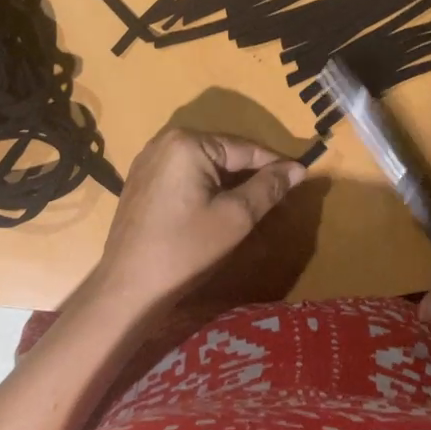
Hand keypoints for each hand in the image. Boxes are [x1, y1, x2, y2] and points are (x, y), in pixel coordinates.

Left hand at [95, 128, 305, 309]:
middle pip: (224, 153)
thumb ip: (268, 187)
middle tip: (279, 196)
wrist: (128, 288)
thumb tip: (298, 168)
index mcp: (188, 142)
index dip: (276, 165)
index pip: (245, 148)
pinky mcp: (141, 181)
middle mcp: (165, 141)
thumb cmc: (185, 251)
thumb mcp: (236, 217)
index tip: (302, 177)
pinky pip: (184, 174)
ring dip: (230, 181)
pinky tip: (218, 208)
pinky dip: (206, 186)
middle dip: (251, 173)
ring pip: (204, 164)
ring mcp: (148, 160)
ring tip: (254, 202)